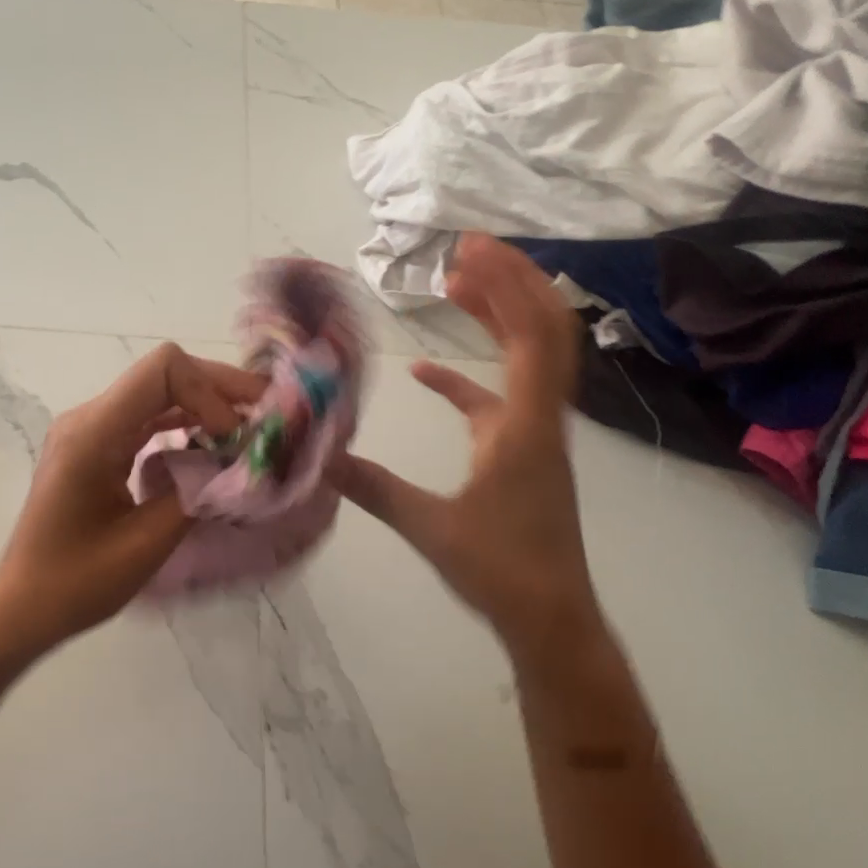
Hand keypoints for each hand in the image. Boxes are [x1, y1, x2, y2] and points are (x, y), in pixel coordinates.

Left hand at [0, 343, 265, 656]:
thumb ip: (198, 494)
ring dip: (206, 406)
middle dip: (219, 390)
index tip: (235, 437)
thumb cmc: (78, 582)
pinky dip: (184, 426)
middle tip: (269, 415)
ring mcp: (89, 431)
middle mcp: (88, 419)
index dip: (210, 392)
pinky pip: (146, 419)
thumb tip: (245, 463)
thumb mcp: (147, 543)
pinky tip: (214, 447)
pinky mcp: (95, 448)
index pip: (162, 370)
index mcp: (92, 434)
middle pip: (164, 375)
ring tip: (251, 430)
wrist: (24, 606)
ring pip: (159, 393)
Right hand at [333, 233, 600, 661]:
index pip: (529, 336)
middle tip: (463, 250)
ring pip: (529, 359)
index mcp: (524, 427)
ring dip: (498, 317)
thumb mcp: (428, 526)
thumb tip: (317, 459)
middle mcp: (540, 419)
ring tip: (454, 285)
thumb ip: (372, 488)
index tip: (466, 251)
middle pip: (544, 330)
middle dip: (508, 282)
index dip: (504, 286)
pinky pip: (500, 400)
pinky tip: (426, 372)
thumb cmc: (498, 569)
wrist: (550, 617)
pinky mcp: (523, 454)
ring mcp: (535, 436)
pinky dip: (467, 378)